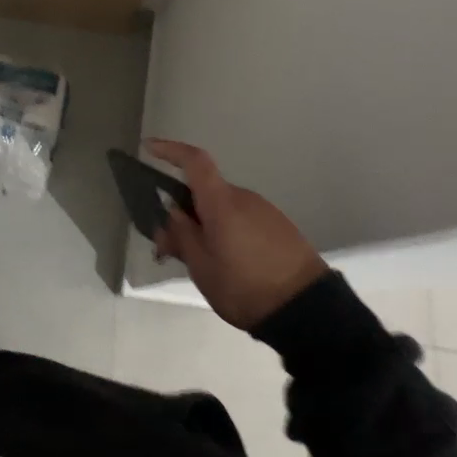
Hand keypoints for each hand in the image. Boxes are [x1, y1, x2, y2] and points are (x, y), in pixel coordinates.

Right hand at [149, 138, 329, 330]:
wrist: (307, 309)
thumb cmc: (245, 287)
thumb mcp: (202, 268)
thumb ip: (183, 236)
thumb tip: (173, 212)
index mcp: (222, 203)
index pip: (195, 162)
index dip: (170, 150)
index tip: (149, 148)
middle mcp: (244, 198)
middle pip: (206, 192)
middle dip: (185, 213)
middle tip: (169, 246)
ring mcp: (265, 212)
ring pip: (224, 210)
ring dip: (207, 227)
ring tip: (200, 263)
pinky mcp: (280, 228)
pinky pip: (243, 221)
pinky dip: (227, 233)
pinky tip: (227, 265)